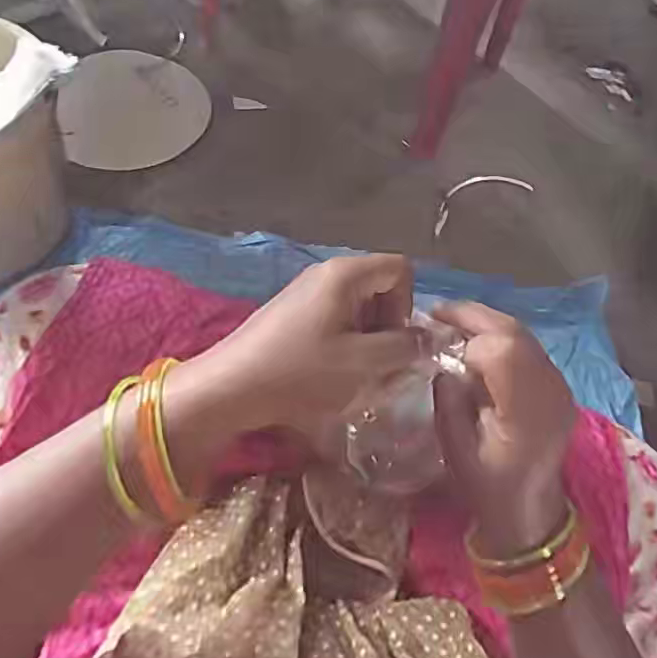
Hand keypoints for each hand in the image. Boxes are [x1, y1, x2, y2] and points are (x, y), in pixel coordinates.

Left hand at [180, 254, 421, 440]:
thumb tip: (427, 338)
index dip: (407, 305)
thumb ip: (403, 347)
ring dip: (367, 340)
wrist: (229, 388)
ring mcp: (306, 292)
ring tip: (355, 375)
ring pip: (358, 307)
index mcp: (345, 274)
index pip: (399, 269)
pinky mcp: (292, 314)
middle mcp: (326, 274)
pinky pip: (334, 319)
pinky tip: (329, 374)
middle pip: (379, 287)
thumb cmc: (300, 372)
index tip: (393, 341)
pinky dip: (344, 344)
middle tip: (377, 364)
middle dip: (388, 326)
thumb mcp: (362, 363)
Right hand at [431, 302, 578, 556]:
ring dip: (486, 321)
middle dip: (474, 316)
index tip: (441, 346)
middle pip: (515, 334)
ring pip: (524, 335)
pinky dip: (500, 335)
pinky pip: (529, 346)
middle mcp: (550, 392)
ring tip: (452, 318)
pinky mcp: (558, 385)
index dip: (469, 343)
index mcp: (527, 414)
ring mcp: (559, 386)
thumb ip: (449, 404)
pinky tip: (476, 338)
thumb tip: (446, 366)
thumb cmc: (488, 489)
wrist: (531, 513)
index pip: (503, 353)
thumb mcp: (456, 452)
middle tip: (438, 311)